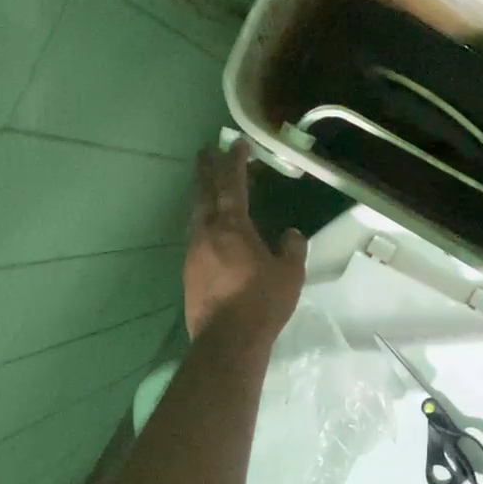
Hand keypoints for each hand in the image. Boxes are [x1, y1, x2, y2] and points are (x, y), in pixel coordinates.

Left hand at [184, 140, 305, 342]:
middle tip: (206, 151)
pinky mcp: (189, 273)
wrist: (227, 340)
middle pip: (203, 192)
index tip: (237, 143)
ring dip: (201, 196)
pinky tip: (211, 232)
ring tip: (206, 187)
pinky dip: (204, 224)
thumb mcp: (290, 274)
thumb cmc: (262, 302)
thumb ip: (292, 249)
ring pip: (196, 215)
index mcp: (232, 226)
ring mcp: (193, 253)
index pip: (232, 184)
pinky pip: (196, 237)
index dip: (235, 162)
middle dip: (206, 169)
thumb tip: (291, 235)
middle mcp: (207, 233)